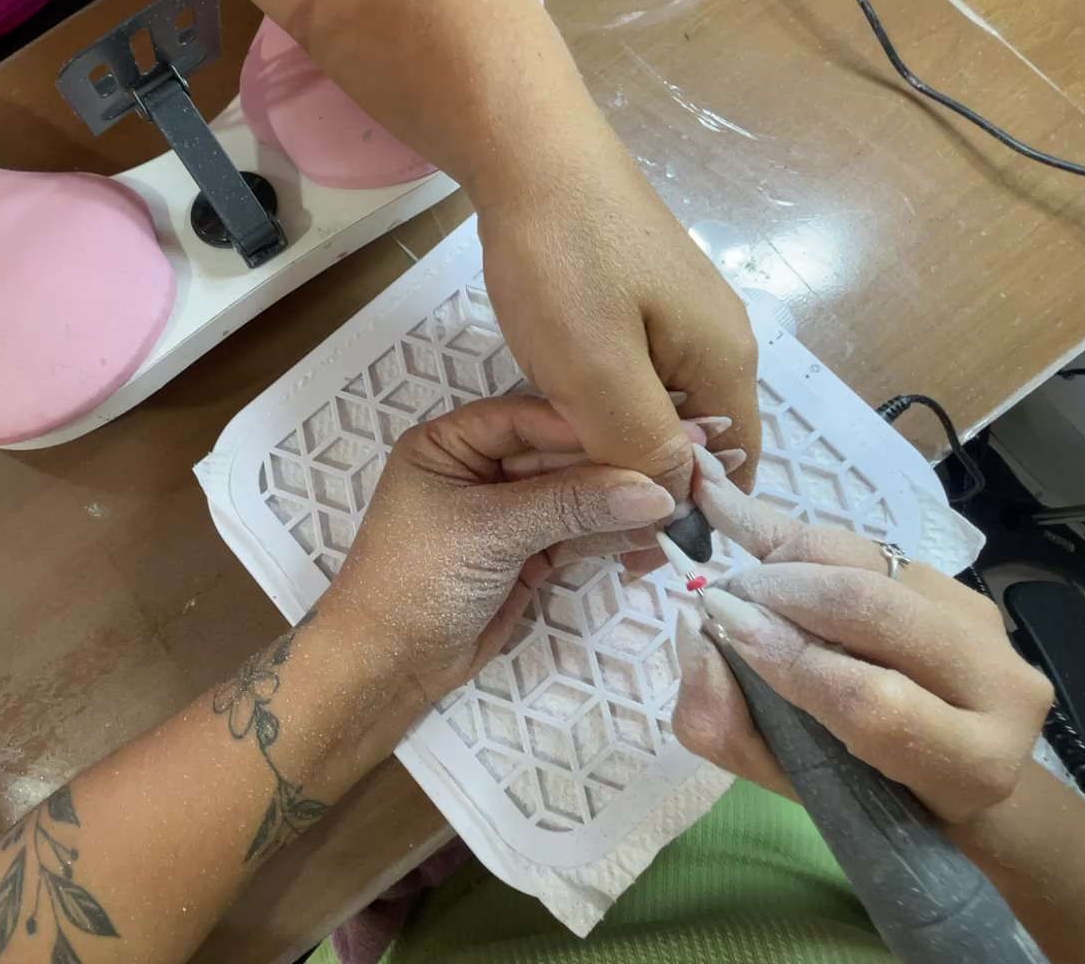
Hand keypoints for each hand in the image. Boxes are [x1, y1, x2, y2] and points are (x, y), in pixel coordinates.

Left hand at [323, 396, 697, 703]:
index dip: (595, 423)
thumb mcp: (490, 530)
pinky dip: (611, 534)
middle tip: (695, 461)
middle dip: (619, 463)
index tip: (661, 426)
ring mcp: (506, 510)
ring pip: (575, 495)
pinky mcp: (525, 550)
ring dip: (625, 500)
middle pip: (560, 455)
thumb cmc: (418, 581)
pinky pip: (576, 532)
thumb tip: (655, 487)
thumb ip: (570, 504)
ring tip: (690, 498)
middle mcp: (480, 467)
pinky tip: (656, 531)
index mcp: (451, 442)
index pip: (533, 419)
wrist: (389, 666)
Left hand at [476, 161, 760, 518]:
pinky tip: (559, 413)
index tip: (625, 549)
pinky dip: (599, 406)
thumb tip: (683, 506)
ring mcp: (674, 317)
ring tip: (562, 472)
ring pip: (655, 410)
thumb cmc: (564, 264)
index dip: (683, 515)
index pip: (730, 469)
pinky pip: (629, 376)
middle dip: (643, 483)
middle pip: (693, 442)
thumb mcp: (598, 371)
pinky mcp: (634, 301)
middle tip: (581, 513)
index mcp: (725, 363)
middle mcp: (715, 343)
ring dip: (615, 445)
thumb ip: (644, 443)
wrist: (529, 156)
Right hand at [671, 444, 1053, 822]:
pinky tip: (718, 499)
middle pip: (869, 608)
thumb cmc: (858, 783)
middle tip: (724, 600)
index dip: (787, 657)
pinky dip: (779, 528)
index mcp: (965, 761)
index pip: (872, 699)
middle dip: (777, 592)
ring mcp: (977, 619)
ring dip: (781, 561)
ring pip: (859, 560)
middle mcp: (995, 684)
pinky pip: (851, 539)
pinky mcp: (945, 577)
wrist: (943, 758)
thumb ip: (723, 724)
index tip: (720, 624)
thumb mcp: (781, 778)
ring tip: (743, 584)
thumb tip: (697, 639)